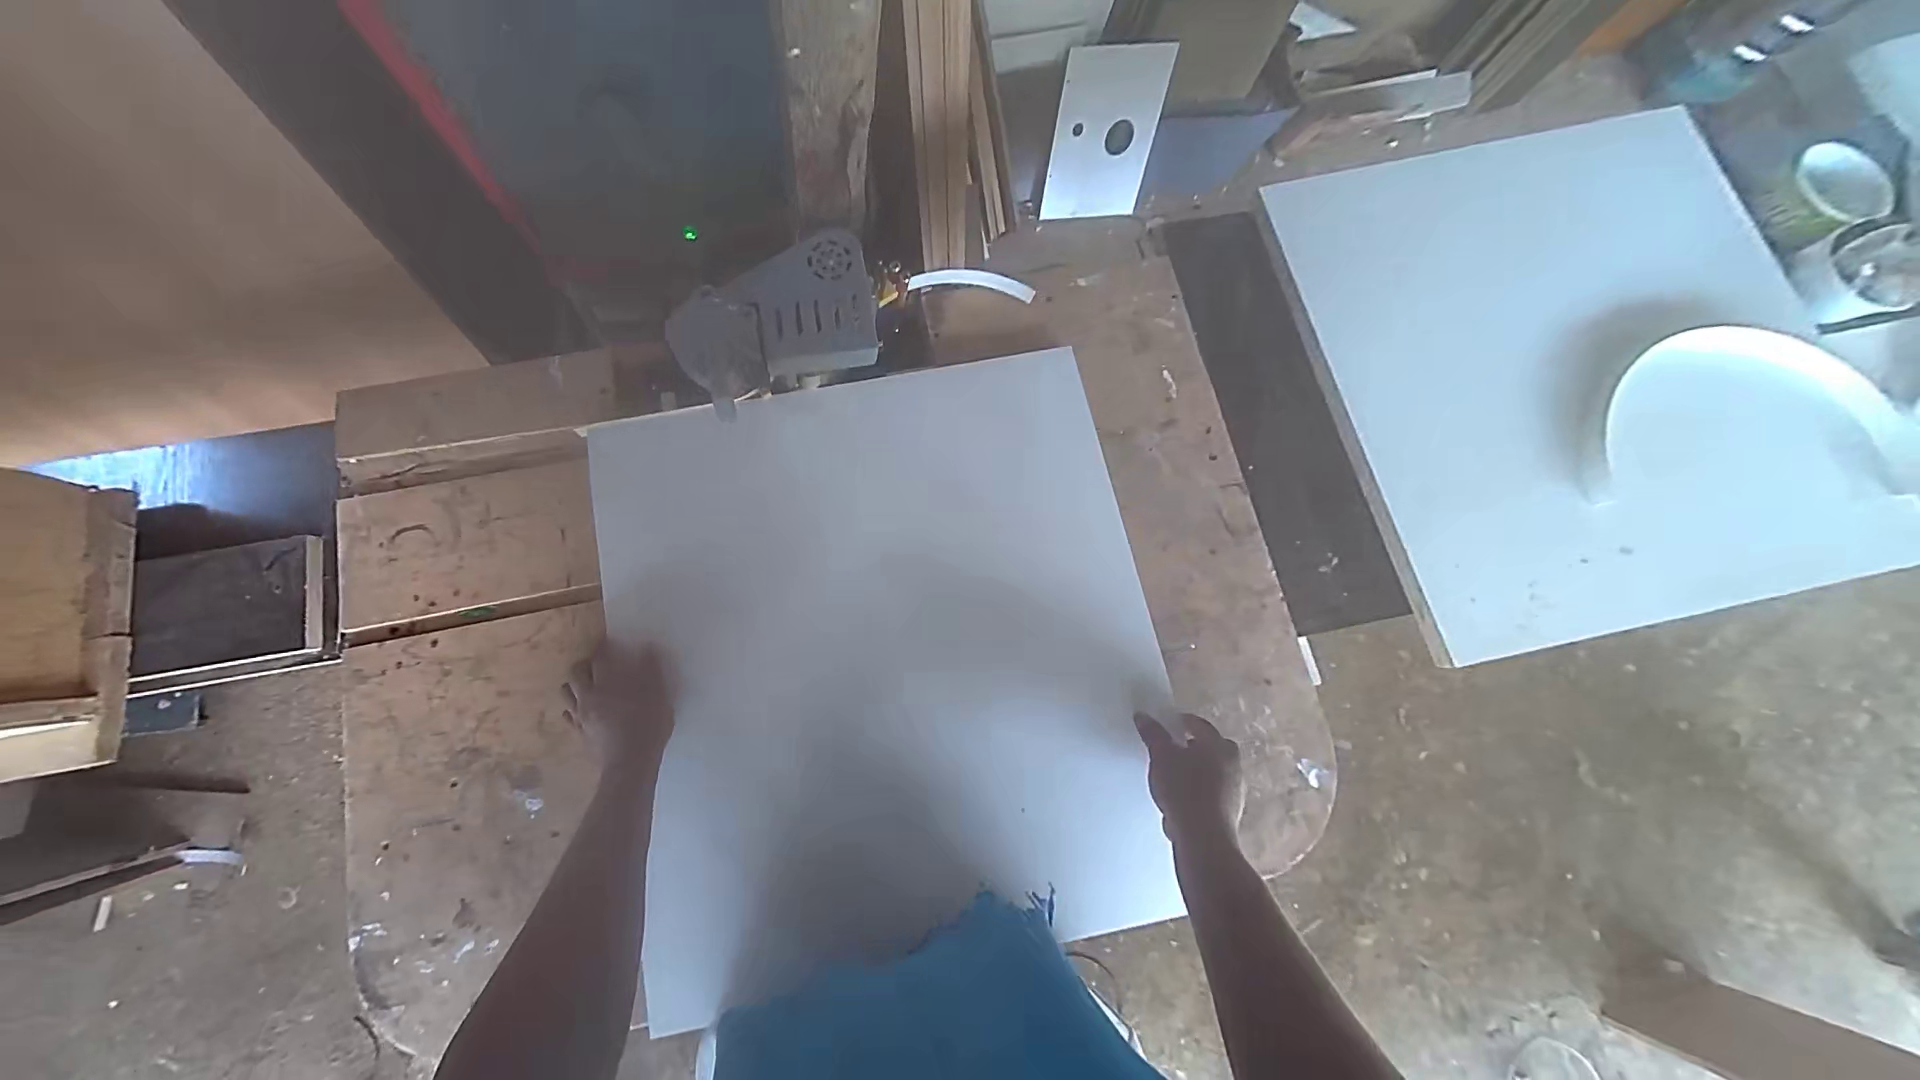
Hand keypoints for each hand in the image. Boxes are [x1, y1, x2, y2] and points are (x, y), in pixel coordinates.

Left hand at [563, 644, 675, 774]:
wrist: (629, 764)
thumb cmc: (648, 727)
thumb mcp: (659, 696)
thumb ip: (651, 672)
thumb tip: (647, 648)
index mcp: (608, 684)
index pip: (601, 658)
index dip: (605, 648)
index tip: (611, 643)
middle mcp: (588, 696)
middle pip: (576, 672)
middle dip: (586, 665)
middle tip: (600, 665)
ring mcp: (580, 715)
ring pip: (566, 692)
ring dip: (576, 685)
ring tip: (590, 686)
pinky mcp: (578, 732)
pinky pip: (568, 715)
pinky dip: (574, 708)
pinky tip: (586, 710)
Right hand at [1135, 712, 1244, 849]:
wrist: (1203, 837)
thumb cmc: (1184, 789)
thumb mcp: (1161, 756)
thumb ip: (1153, 734)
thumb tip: (1143, 716)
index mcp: (1219, 745)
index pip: (1199, 725)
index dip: (1180, 722)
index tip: (1165, 724)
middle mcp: (1233, 764)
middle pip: (1209, 748)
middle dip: (1191, 746)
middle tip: (1171, 748)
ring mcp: (1234, 789)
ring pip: (1211, 771)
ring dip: (1194, 770)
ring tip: (1172, 775)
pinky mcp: (1229, 811)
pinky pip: (1210, 792)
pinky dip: (1196, 790)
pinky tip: (1180, 798)